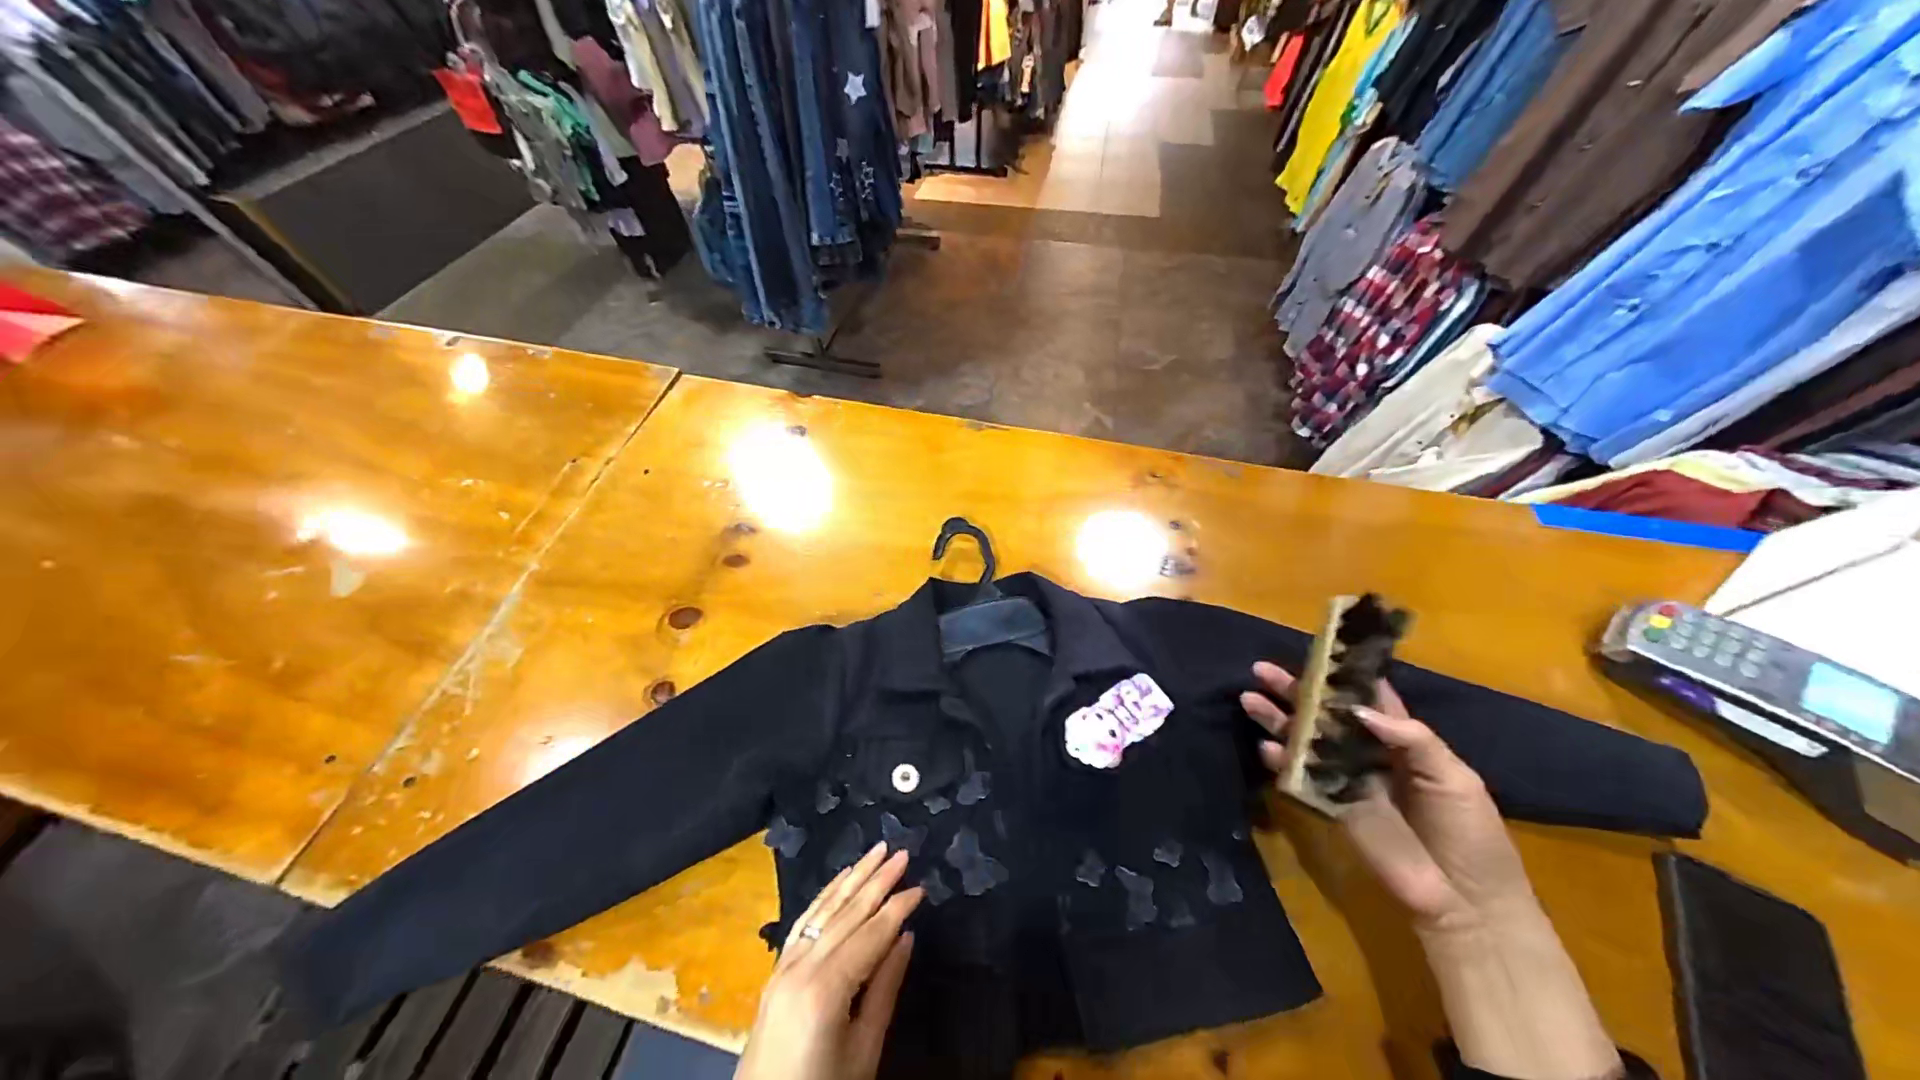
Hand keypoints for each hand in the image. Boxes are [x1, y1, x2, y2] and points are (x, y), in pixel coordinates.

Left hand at [735, 844, 922, 1079]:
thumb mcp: (864, 1051)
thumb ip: (885, 989)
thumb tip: (905, 937)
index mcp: (826, 990)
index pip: (871, 934)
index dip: (897, 908)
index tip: (921, 886)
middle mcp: (802, 968)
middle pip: (846, 914)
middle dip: (876, 881)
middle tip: (902, 852)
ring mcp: (784, 968)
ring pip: (823, 911)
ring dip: (852, 879)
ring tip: (875, 852)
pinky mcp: (776, 974)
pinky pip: (803, 924)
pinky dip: (824, 898)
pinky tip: (839, 881)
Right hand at [1242, 662, 1622, 1079]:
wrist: (1464, 901)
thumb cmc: (1470, 834)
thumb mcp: (1454, 777)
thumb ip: (1410, 737)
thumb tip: (1356, 709)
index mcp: (1402, 738)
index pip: (1365, 696)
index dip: (1341, 673)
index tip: (1315, 649)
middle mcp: (1366, 751)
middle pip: (1323, 713)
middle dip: (1294, 691)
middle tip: (1262, 670)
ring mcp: (1344, 778)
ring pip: (1304, 739)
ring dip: (1277, 719)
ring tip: (1250, 699)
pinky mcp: (1328, 806)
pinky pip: (1299, 778)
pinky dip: (1280, 761)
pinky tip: (1266, 748)